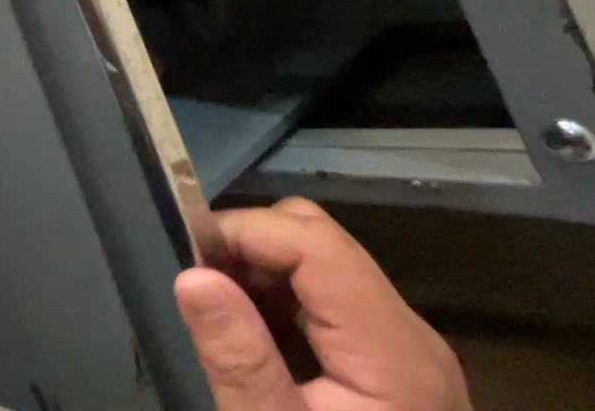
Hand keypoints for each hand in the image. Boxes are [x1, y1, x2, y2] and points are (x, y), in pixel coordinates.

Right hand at [175, 198, 470, 410]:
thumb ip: (240, 360)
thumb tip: (193, 274)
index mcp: (393, 352)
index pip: (312, 241)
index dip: (242, 233)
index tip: (186, 260)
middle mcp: (407, 334)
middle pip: (318, 237)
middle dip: (247, 245)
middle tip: (199, 284)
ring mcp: (402, 347)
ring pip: (318, 257)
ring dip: (256, 267)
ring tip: (219, 311)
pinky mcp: (388, 361)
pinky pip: (324, 293)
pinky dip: (275, 292)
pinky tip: (250, 333)